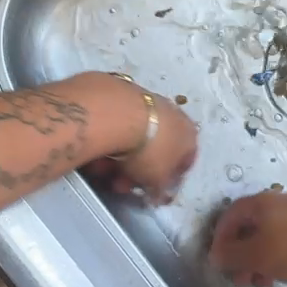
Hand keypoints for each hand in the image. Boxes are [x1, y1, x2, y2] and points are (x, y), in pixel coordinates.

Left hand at [83, 77, 197, 202]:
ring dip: (120, 156)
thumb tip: (157, 195)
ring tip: (101, 168)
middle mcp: (174, 114)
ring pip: (136, 136)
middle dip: (137, 170)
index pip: (185, 162)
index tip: (149, 191)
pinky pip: (119, 122)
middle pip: (156, 149)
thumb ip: (159, 189)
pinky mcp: (123, 91)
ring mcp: (149, 100)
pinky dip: (110, 136)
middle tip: (119, 183)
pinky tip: (96, 147)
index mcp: (190, 134)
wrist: (118, 111)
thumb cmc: (148, 151)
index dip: (167, 180)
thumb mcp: (156, 181)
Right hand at [210, 191, 286, 286]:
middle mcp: (282, 200)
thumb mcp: (254, 256)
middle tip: (240, 277)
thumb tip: (216, 255)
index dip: (220, 236)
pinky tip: (281, 275)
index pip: (232, 213)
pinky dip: (278, 255)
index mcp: (263, 201)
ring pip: (271, 234)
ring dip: (259, 258)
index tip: (218, 259)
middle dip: (241, 253)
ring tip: (261, 282)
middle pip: (252, 224)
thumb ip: (231, 255)